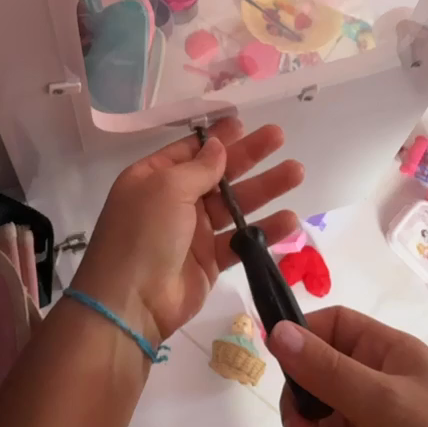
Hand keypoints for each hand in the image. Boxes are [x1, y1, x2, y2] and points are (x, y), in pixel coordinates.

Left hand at [68, 112, 302, 345]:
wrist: (130, 303)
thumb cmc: (143, 234)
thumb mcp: (166, 188)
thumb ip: (198, 168)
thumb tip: (218, 146)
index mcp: (154, 177)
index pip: (190, 150)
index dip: (218, 137)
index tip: (245, 123)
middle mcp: (173, 200)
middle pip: (218, 172)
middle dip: (249, 155)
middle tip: (279, 136)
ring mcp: (192, 231)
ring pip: (235, 204)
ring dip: (265, 188)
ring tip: (297, 171)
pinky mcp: (210, 261)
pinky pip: (241, 240)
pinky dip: (265, 230)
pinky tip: (290, 220)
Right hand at [272, 307, 427, 426]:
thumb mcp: (388, 404)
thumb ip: (330, 371)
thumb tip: (274, 329)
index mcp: (388, 355)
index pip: (333, 327)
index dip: (303, 337)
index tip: (277, 361)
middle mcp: (377, 387)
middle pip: (316, 380)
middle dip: (300, 405)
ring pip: (318, 426)